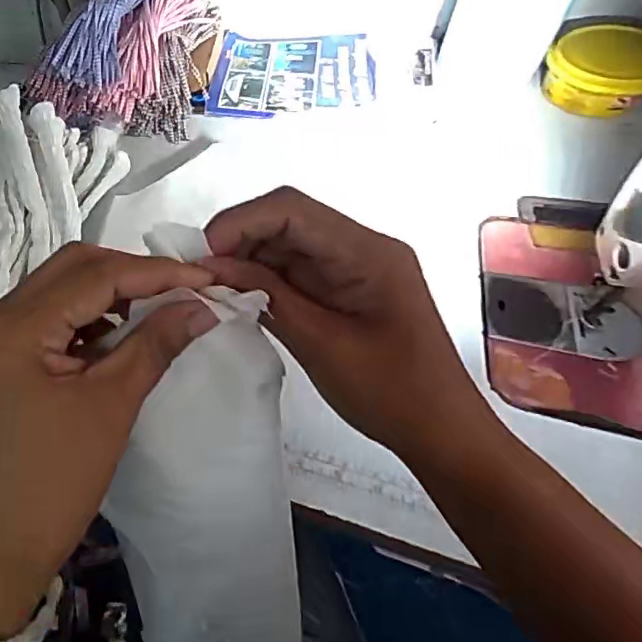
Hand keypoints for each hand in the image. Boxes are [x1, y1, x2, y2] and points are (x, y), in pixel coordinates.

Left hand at [0, 243, 217, 635]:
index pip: (95, 276)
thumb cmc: (55, 482)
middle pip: (74, 268)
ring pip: (64, 287)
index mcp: (13, 327)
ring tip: (161, 309)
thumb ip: (155, 344)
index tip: (206, 279)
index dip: (156, 273)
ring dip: (114, 292)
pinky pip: (54, 315)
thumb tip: (202, 305)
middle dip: (133, 274)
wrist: (3, 546)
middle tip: (183, 290)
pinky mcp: (3, 354)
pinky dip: (94, 316)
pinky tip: (125, 333)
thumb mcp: (111, 406)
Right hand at [204, 187, 484, 461]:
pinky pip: (297, 268)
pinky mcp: (346, 287)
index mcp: (367, 253)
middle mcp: (362, 247)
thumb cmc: (392, 394)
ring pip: (287, 242)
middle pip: (287, 220)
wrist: (442, 432)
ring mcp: (354, 266)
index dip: (239, 223)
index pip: (291, 210)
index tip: (201, 257)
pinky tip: (239, 297)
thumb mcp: (321, 345)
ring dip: (247, 259)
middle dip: (238, 239)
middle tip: (199, 275)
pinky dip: (264, 279)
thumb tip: (214, 268)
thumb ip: (267, 297)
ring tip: (212, 288)